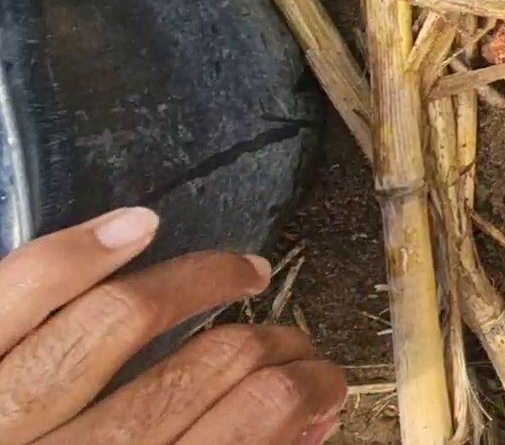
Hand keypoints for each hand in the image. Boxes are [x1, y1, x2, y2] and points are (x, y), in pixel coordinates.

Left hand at [0, 208, 346, 444]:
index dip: (313, 389)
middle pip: (213, 360)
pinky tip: (138, 227)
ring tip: (243, 274)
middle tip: (288, 347)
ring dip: (208, 278)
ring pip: (124, 315)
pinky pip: (3, 302)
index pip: (259, 414)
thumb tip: (309, 428)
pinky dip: (73, 255)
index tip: (324, 392)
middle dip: (277, 343)